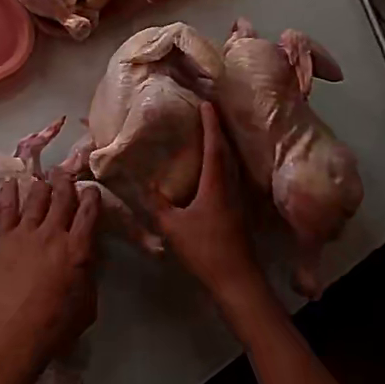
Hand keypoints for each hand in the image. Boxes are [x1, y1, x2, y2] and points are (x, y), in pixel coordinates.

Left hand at [0, 170, 99, 383]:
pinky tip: (11, 182)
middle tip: (66, 172)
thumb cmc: (56, 326)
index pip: (89, 213)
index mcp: (78, 249)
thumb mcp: (88, 304)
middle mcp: (53, 234)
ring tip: (45, 176)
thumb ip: (89, 274)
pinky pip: (7, 210)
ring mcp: (26, 234)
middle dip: (66, 182)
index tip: (91, 189)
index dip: (92, 197)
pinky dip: (9, 193)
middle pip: (62, 198)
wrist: (13, 334)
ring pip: (37, 198)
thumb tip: (88, 256)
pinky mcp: (3, 240)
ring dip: (43, 185)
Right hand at [148, 103, 268, 310]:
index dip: (211, 124)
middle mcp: (229, 186)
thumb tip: (147, 184)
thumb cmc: (205, 250)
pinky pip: (229, 177)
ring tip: (208, 132)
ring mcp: (236, 199)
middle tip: (208, 111)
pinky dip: (220, 163)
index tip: (207, 103)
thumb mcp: (173, 226)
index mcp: (216, 184)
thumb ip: (159, 204)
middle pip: (226, 151)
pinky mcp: (237, 211)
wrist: (237, 280)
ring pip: (229, 164)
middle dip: (217, 129)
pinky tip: (211, 168)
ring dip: (220, 145)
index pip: (214, 146)